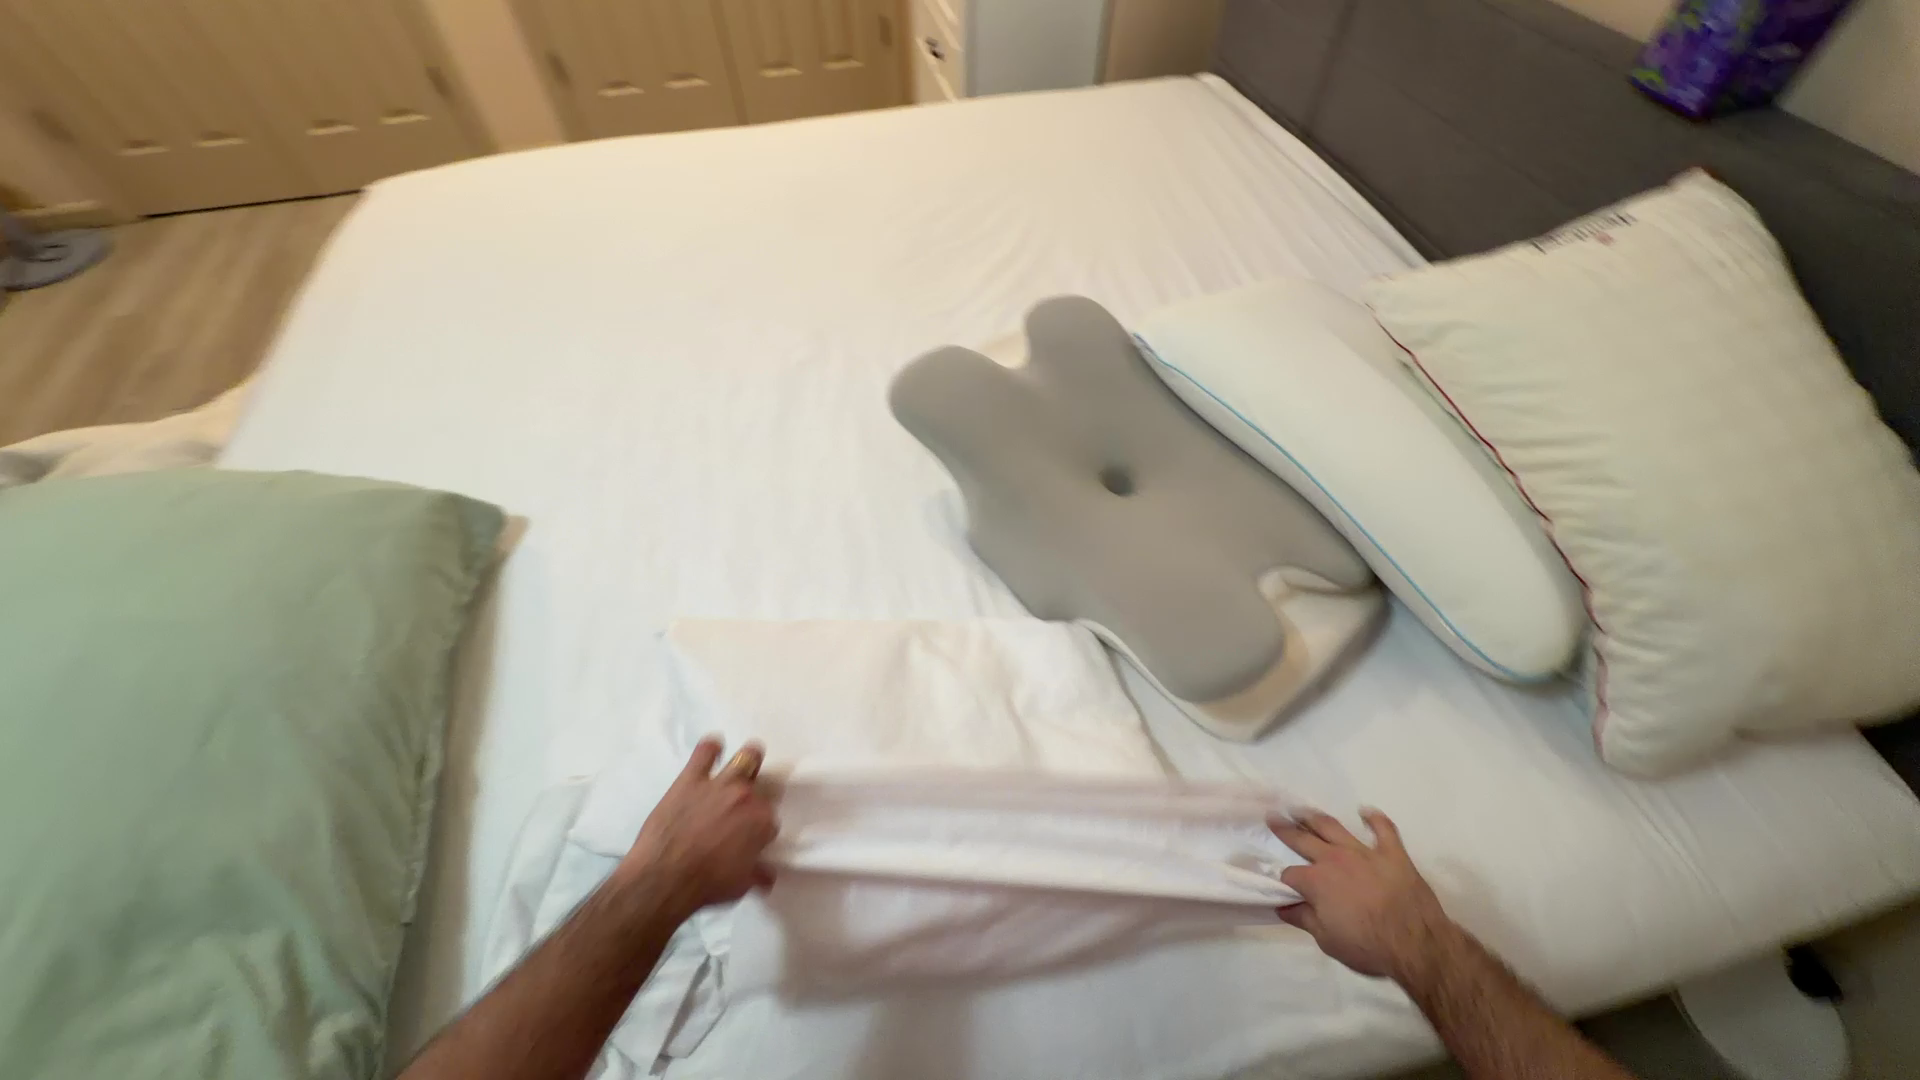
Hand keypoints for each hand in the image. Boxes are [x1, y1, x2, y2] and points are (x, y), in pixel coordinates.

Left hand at [619, 737, 778, 918]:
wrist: (663, 880)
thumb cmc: (705, 886)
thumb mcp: (740, 886)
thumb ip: (758, 874)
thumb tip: (769, 875)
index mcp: (762, 822)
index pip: (770, 819)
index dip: (760, 828)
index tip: (751, 837)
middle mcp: (747, 796)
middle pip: (763, 784)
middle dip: (757, 792)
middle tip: (742, 806)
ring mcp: (719, 784)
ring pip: (746, 757)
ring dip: (747, 761)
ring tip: (741, 767)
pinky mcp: (691, 778)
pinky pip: (705, 751)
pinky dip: (710, 748)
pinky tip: (712, 749)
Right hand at [1269, 809, 1455, 982]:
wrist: (1417, 946)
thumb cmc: (1368, 946)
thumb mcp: (1327, 941)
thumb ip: (1304, 919)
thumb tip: (1282, 907)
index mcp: (1316, 881)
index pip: (1291, 875)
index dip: (1287, 882)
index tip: (1287, 888)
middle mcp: (1334, 859)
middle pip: (1302, 839)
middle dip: (1285, 829)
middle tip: (1273, 817)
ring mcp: (1364, 852)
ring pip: (1333, 827)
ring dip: (1314, 816)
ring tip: (1302, 810)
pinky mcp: (1392, 853)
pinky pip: (1384, 830)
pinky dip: (1375, 819)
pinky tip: (1365, 812)